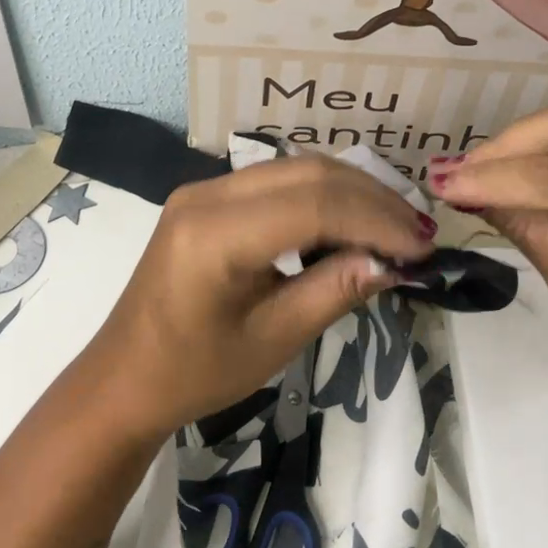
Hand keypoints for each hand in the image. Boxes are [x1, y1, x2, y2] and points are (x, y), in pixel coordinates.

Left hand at [84, 154, 434, 437]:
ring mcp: (203, 190)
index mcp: (214, 235)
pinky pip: (276, 181)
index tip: (422, 249)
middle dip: (371, 198)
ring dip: (350, 191)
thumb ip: (334, 290)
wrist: (125, 378)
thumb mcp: (273, 339)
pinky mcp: (206, 198)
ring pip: (294, 168)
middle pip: (307, 173)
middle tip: (419, 234)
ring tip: (396, 226)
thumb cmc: (194, 372)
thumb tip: (393, 260)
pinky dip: (321, 195)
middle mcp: (206, 195)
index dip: (375, 221)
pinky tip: (351, 220)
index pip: (313, 204)